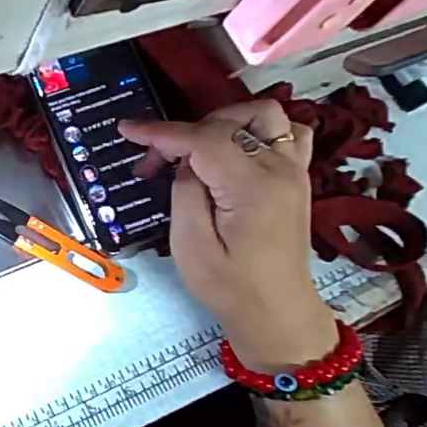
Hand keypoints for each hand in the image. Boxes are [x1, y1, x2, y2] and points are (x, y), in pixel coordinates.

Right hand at [119, 100, 339, 372]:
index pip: (204, 139)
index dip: (162, 132)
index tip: (128, 129)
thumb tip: (186, 160)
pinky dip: (260, 130)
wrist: (276, 312)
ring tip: (200, 149)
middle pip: (229, 122)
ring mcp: (295, 170)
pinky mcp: (297, 178)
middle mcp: (280, 169)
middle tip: (158, 164)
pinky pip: (288, 133)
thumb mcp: (191, 247)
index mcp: (252, 188)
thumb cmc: (229, 287)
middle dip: (187, 133)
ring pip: (264, 115)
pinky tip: (239, 150)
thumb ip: (185, 192)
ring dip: (226, 121)